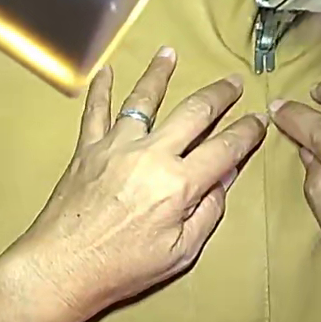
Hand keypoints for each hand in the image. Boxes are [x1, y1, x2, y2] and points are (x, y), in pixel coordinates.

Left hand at [7, 48, 268, 321]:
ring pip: (142, 100)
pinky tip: (104, 72)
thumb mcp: (181, 252)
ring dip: (159, 74)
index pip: (225, 148)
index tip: (258, 120)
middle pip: (193, 112)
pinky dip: (100, 90)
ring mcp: (115, 148)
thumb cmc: (121, 267)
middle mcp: (150, 156)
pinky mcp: (87, 150)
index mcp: (179, 184)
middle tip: (232, 82)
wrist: (62, 266)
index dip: (247, 132)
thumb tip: (225, 176)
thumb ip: (208, 211)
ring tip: (169, 54)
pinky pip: (95, 112)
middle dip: (218, 94)